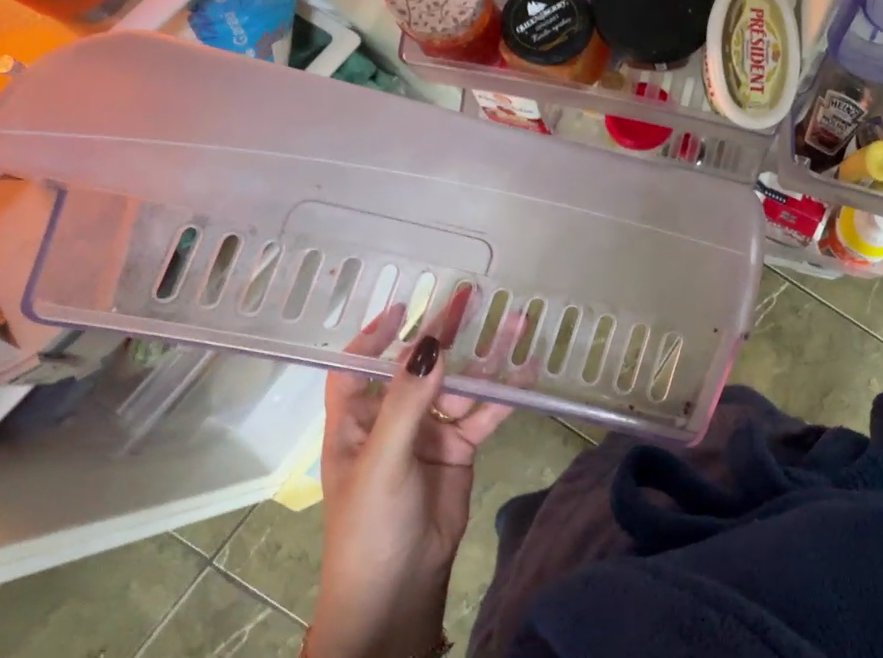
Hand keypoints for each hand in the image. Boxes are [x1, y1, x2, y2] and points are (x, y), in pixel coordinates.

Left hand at [309, 289, 527, 657]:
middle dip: (443, 334)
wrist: (399, 586)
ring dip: (487, 357)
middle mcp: (391, 422)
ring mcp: (429, 435)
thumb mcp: (382, 460)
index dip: (373, 338)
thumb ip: (407, 402)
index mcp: (353, 423)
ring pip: (461, 386)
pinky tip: (530, 369)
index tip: (401, 307)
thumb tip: (428, 343)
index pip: (356, 369)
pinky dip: (508, 393)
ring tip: (517, 322)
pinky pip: (486, 413)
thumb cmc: (370, 524)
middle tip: (470, 297)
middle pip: (418, 368)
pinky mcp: (461, 450)